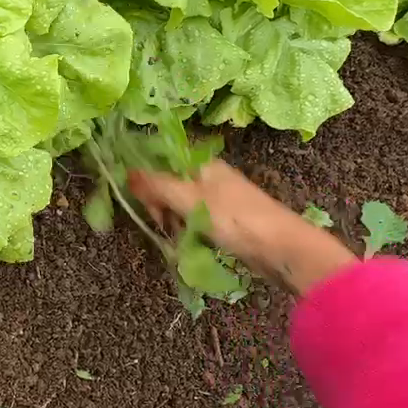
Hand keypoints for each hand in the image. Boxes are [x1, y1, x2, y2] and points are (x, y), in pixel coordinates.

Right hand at [128, 161, 356, 295]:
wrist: (281, 247)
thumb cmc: (234, 218)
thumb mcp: (188, 199)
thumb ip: (155, 185)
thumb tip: (126, 173)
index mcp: (200, 163)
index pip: (158, 161)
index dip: (144, 178)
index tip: (140, 199)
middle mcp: (206, 175)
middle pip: (166, 183)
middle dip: (157, 204)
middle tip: (162, 222)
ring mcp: (215, 197)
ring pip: (177, 204)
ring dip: (170, 220)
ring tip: (176, 236)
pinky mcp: (222, 218)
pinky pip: (192, 219)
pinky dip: (185, 229)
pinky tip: (187, 241)